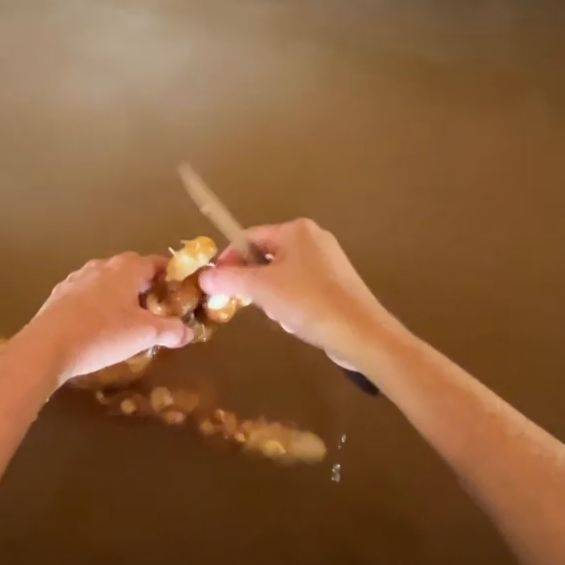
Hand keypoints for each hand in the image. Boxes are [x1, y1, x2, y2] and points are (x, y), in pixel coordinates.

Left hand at [11, 253, 192, 383]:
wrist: (47, 345)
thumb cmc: (103, 334)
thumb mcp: (144, 334)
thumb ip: (171, 330)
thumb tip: (188, 332)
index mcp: (127, 267)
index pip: (158, 263)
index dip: (172, 279)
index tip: (180, 297)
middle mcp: (103, 265)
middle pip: (133, 271)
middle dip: (147, 289)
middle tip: (157, 314)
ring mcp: (78, 277)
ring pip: (109, 283)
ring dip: (121, 297)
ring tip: (128, 322)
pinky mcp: (61, 293)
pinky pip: (89, 294)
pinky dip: (99, 305)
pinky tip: (99, 327)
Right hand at [198, 219, 405, 370]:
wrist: (360, 333)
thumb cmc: (307, 302)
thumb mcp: (260, 289)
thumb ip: (228, 279)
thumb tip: (203, 277)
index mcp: (296, 230)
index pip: (249, 237)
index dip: (228, 258)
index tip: (216, 283)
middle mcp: (313, 239)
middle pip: (265, 256)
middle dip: (253, 282)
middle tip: (245, 302)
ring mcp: (328, 262)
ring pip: (281, 275)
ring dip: (271, 296)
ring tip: (278, 314)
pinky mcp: (336, 284)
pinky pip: (300, 288)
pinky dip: (291, 303)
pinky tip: (295, 321)